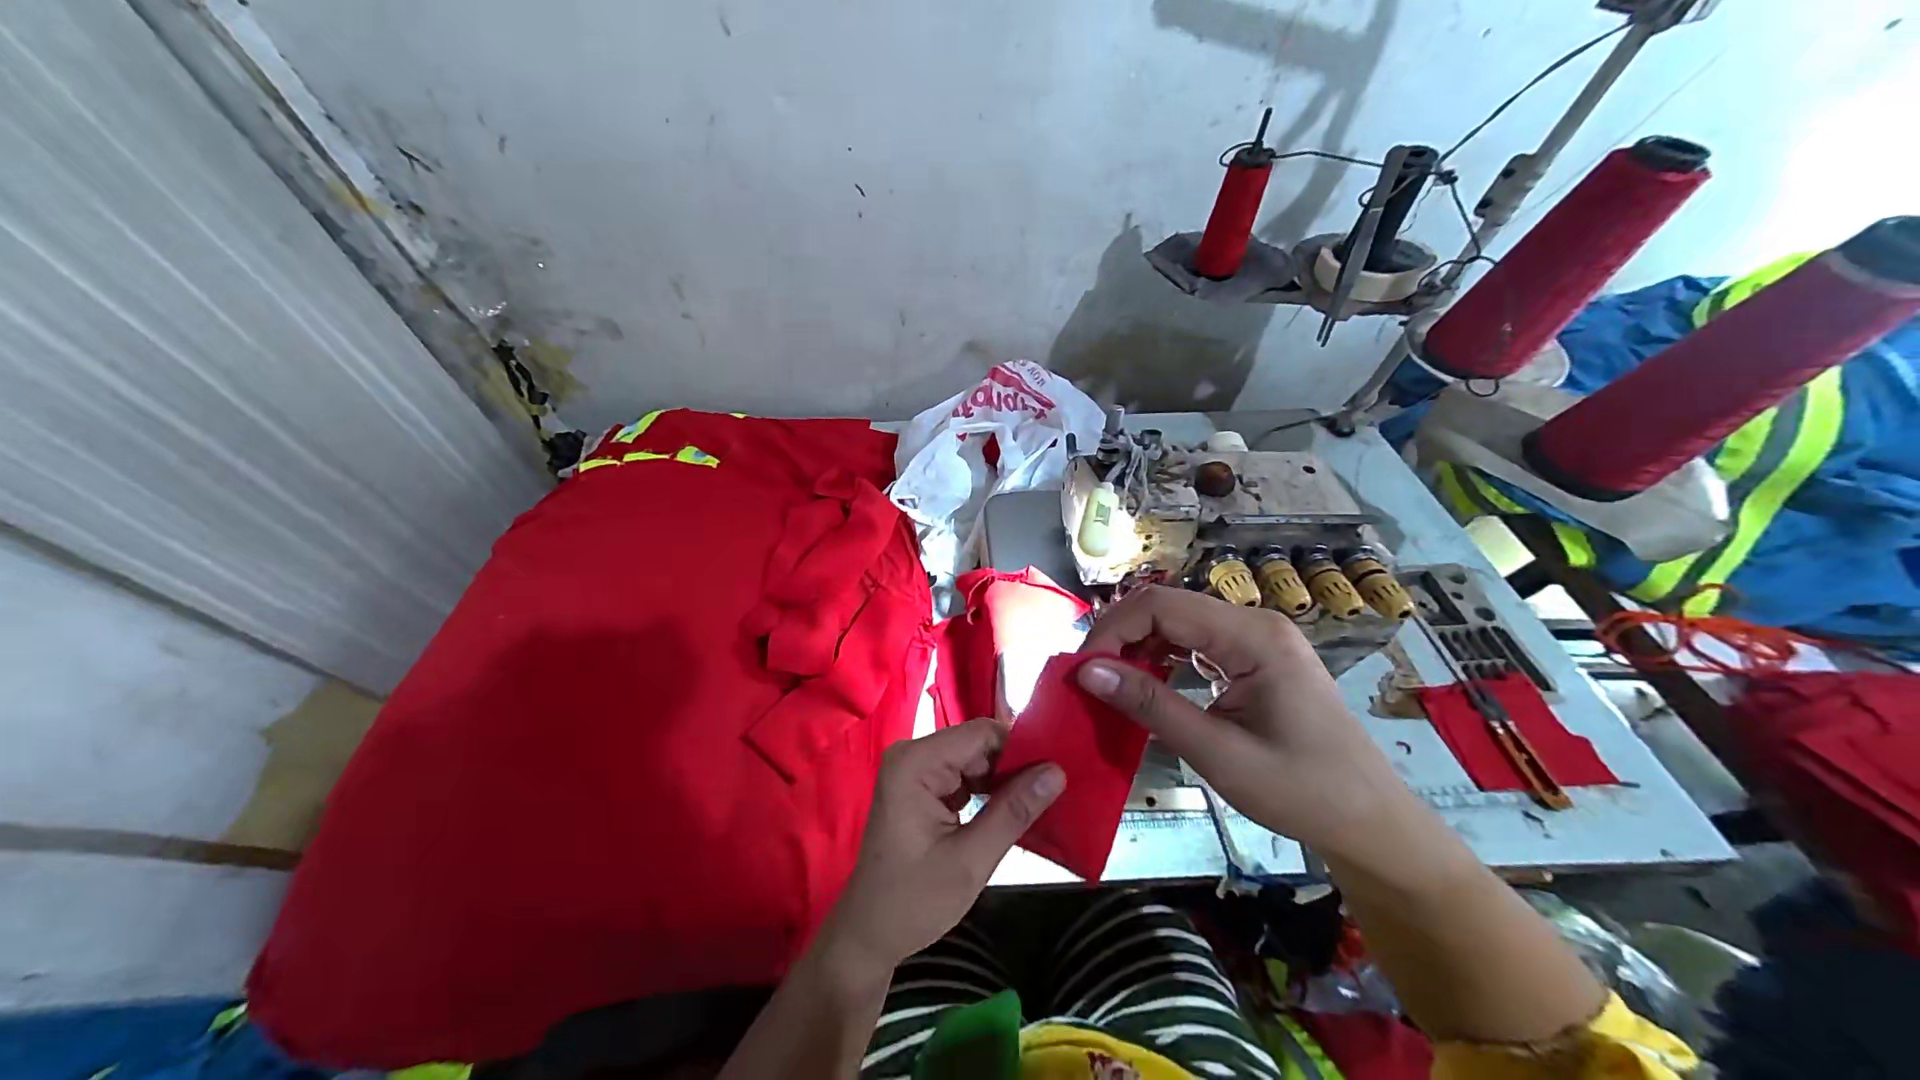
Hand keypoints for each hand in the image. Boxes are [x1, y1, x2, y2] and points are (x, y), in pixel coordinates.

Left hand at [820, 718, 1064, 968]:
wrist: (869, 934)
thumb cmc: (913, 902)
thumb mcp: (970, 860)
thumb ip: (1014, 811)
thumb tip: (1057, 771)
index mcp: (915, 762)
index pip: (982, 733)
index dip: (1021, 748)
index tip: (1057, 772)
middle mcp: (912, 754)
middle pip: (979, 744)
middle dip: (1015, 767)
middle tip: (1053, 794)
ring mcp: (915, 769)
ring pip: (977, 759)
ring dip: (1005, 781)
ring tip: (1037, 804)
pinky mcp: (922, 785)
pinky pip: (966, 775)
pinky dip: (989, 792)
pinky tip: (1012, 810)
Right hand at [1075, 586, 1413, 856]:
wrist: (1370, 821)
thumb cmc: (1302, 791)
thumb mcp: (1218, 753)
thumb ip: (1150, 706)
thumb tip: (1087, 671)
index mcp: (1253, 636)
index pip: (1160, 606)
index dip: (1112, 630)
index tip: (1082, 670)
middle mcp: (1255, 623)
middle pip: (1167, 608)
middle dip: (1121, 638)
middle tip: (1090, 681)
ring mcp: (1258, 639)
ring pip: (1178, 624)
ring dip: (1139, 649)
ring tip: (1112, 686)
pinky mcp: (1255, 658)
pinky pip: (1195, 644)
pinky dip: (1163, 661)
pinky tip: (1147, 687)